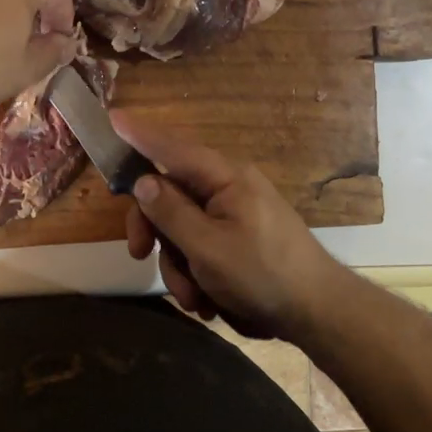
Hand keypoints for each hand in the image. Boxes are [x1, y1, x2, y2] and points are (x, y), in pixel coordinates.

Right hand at [112, 112, 351, 342]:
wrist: (318, 314)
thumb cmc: (263, 275)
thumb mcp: (207, 247)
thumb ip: (170, 212)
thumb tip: (143, 180)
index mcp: (226, 178)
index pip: (173, 147)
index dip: (140, 135)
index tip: (112, 117)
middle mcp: (229, 189)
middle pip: (170, 195)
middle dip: (154, 231)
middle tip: (139, 255)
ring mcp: (235, 216)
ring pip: (182, 229)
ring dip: (179, 266)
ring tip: (195, 299)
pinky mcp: (239, 242)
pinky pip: (201, 249)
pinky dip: (197, 274)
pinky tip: (209, 301)